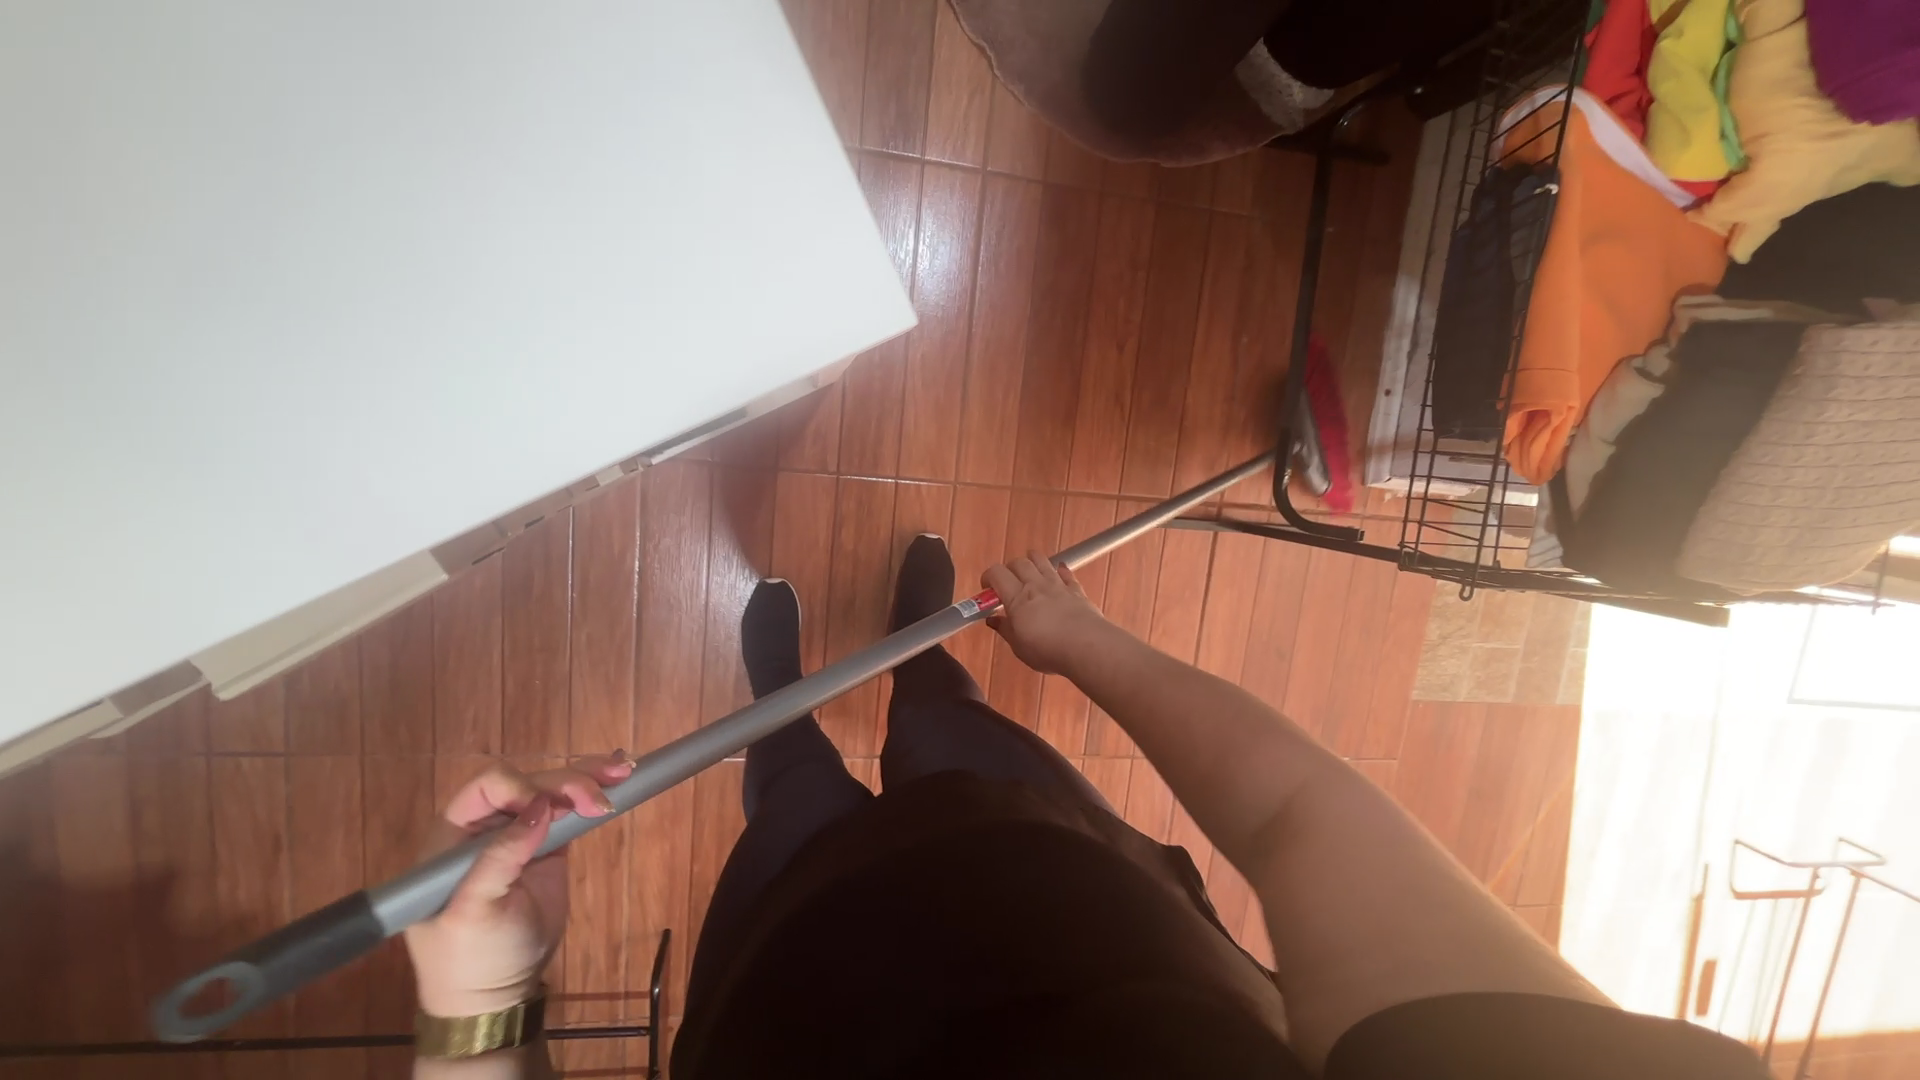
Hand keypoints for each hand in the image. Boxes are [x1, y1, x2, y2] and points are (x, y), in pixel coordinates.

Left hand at [405, 755, 633, 1018]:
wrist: (495, 995)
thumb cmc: (470, 957)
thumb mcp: (475, 913)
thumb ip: (500, 858)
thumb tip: (540, 807)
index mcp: (454, 836)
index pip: (488, 788)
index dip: (522, 787)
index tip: (551, 809)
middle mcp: (487, 826)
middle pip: (532, 782)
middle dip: (568, 783)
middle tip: (602, 800)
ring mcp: (521, 833)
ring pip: (556, 789)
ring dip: (589, 777)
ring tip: (624, 771)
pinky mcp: (550, 845)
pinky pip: (571, 809)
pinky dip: (594, 792)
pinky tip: (619, 776)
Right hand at [982, 552, 1113, 675]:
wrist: (1086, 646)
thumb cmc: (1047, 649)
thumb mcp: (1019, 646)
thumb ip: (1005, 629)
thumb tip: (992, 620)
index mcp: (1017, 598)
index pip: (996, 573)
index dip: (988, 577)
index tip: (987, 590)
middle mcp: (1036, 585)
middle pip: (1019, 562)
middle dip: (1010, 568)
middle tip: (1008, 583)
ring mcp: (1058, 585)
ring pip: (1042, 560)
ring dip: (1033, 560)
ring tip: (1030, 569)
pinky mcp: (1076, 590)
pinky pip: (1066, 573)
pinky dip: (1060, 570)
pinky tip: (1059, 571)